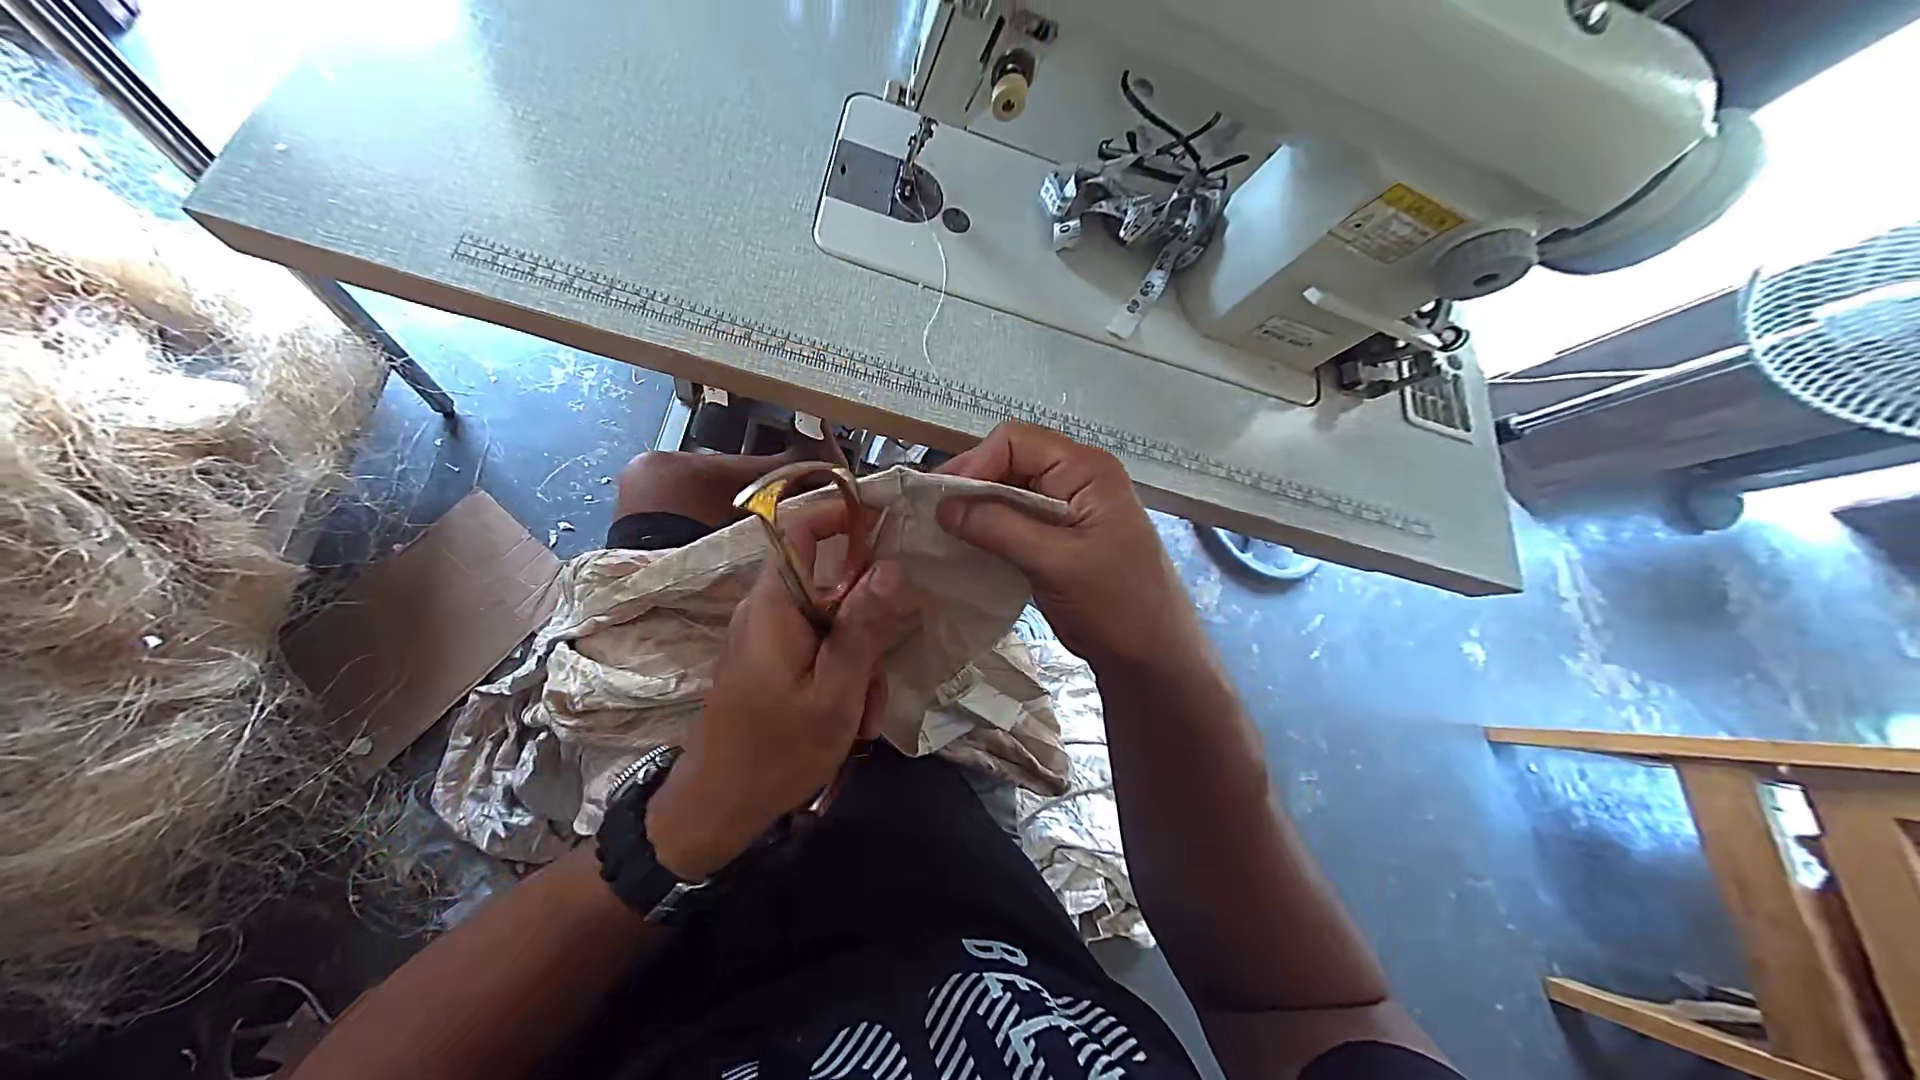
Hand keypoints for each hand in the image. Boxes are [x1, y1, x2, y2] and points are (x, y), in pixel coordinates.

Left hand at [645, 504, 901, 879]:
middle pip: (831, 584)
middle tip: (878, 677)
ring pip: (831, 623)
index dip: (843, 513)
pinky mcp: (771, 661)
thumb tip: (890, 567)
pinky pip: (818, 648)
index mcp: (775, 605)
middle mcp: (767, 611)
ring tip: (862, 715)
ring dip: (858, 662)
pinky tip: (849, 719)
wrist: (716, 809)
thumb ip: (862, 628)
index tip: (891, 524)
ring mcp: (768, 637)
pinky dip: (841, 676)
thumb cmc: (776, 754)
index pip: (801, 528)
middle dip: (867, 624)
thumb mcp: (835, 693)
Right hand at [936, 421, 1199, 669]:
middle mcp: (1076, 478)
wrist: (1152, 656)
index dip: (975, 464)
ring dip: (977, 509)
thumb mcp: (1056, 563)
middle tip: (935, 517)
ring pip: (1009, 491)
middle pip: (1010, 461)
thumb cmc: (1117, 605)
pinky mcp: (1058, 537)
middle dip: (971, 485)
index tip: (943, 501)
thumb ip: (999, 528)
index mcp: (1086, 469)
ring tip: (944, 532)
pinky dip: (989, 530)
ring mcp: (1068, 508)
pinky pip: (1015, 520)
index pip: (1016, 441)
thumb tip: (943, 506)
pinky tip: (967, 547)